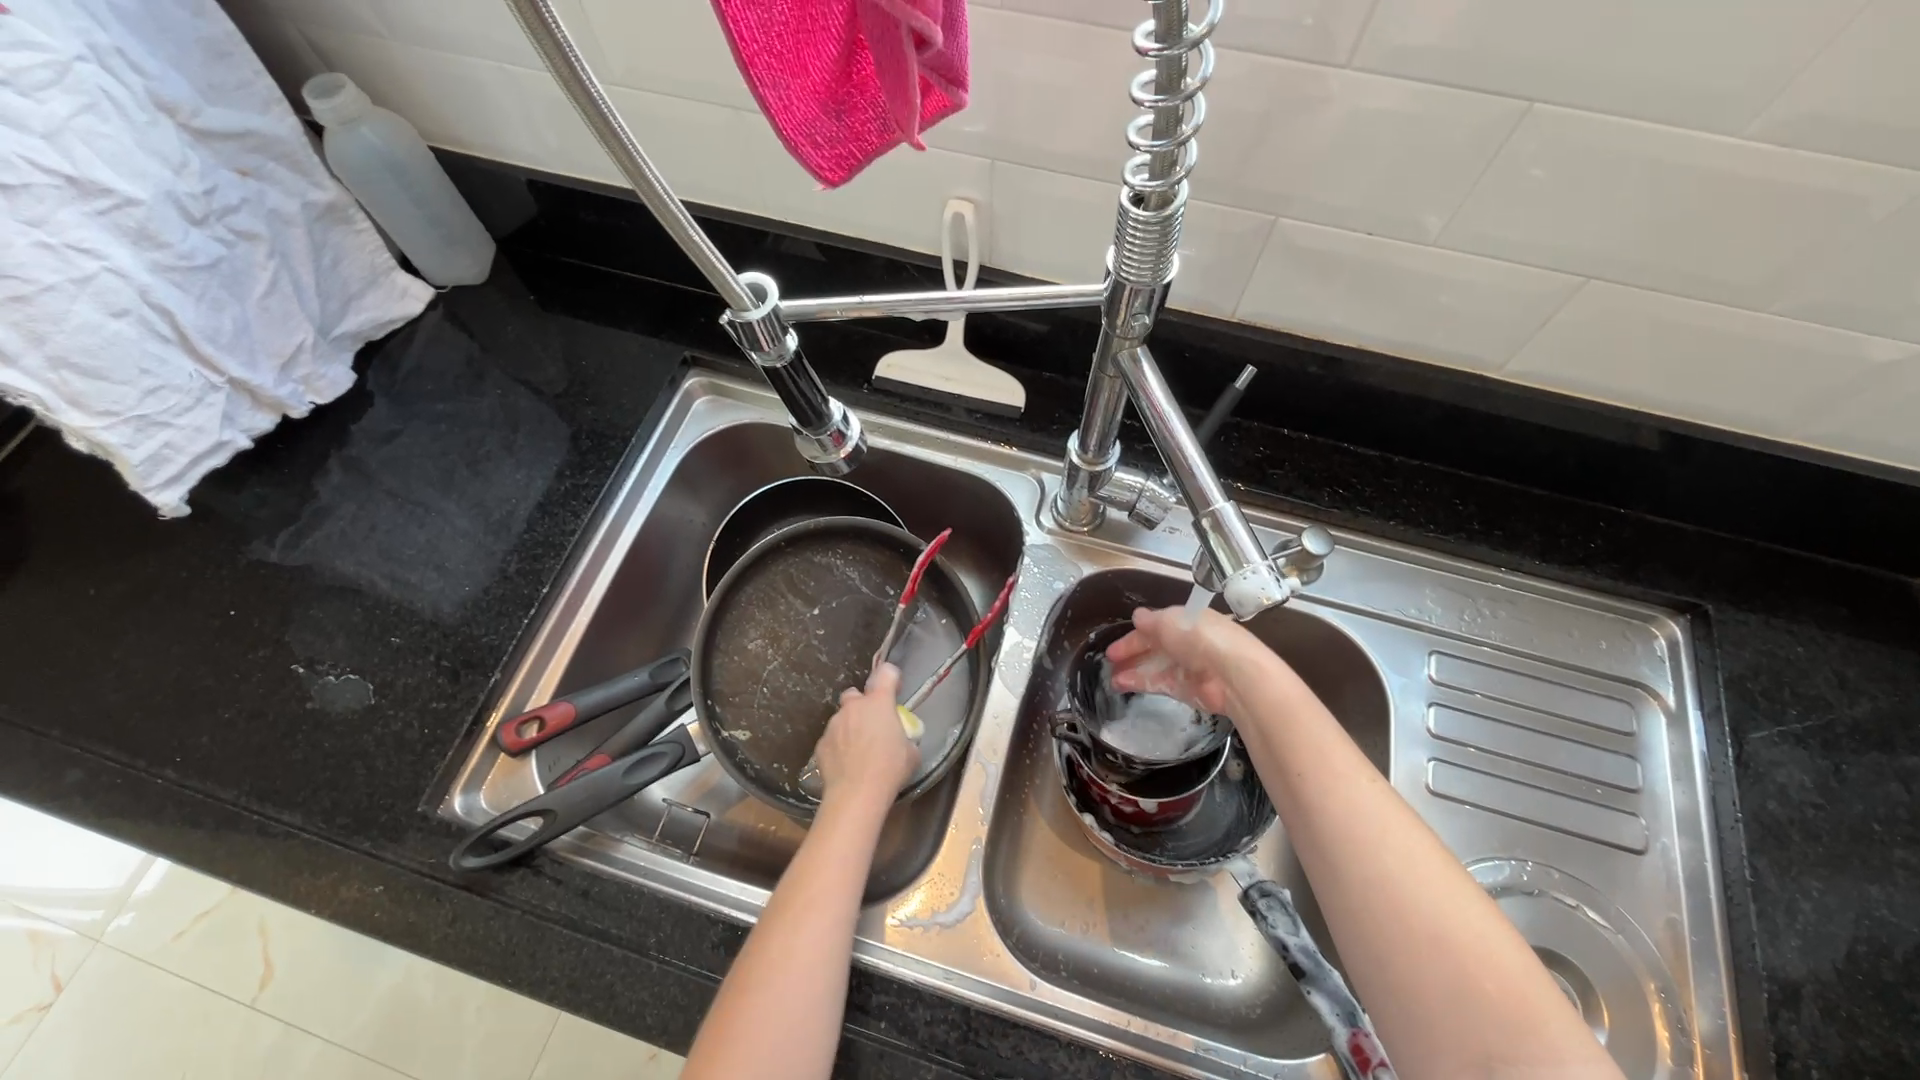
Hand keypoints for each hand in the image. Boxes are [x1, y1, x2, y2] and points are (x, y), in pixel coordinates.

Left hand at [813, 664, 919, 805]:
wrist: (856, 794)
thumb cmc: (890, 769)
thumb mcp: (911, 752)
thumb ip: (905, 737)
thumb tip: (901, 739)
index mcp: (879, 703)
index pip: (886, 673)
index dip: (892, 678)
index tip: (895, 691)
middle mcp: (853, 707)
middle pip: (856, 694)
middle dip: (863, 705)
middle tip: (872, 725)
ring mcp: (834, 724)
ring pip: (842, 717)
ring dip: (850, 727)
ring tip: (858, 750)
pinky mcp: (821, 743)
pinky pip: (832, 738)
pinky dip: (838, 745)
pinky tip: (846, 764)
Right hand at [1105, 605, 1256, 716]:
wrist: (1233, 673)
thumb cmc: (1200, 638)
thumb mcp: (1170, 620)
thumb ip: (1151, 620)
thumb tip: (1137, 616)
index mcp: (1187, 620)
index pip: (1156, 626)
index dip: (1134, 634)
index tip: (1116, 644)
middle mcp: (1188, 643)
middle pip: (1155, 648)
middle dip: (1132, 654)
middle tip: (1110, 662)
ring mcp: (1188, 667)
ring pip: (1155, 667)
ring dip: (1133, 671)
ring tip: (1112, 678)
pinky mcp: (1187, 690)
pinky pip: (1160, 684)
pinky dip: (1141, 683)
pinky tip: (1123, 684)